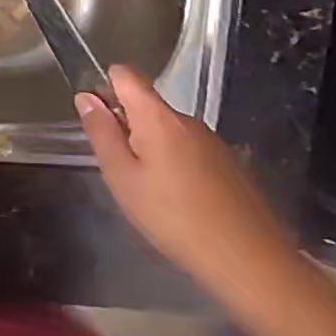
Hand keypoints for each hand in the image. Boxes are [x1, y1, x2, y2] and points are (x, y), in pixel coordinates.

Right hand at [76, 65, 296, 291]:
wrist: (248, 259)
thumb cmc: (172, 216)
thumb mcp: (122, 177)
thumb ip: (102, 133)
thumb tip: (86, 97)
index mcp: (158, 118)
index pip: (127, 75)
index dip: (105, 84)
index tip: (94, 115)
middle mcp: (188, 120)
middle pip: (147, 105)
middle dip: (125, 124)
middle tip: (115, 166)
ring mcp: (213, 141)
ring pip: (167, 130)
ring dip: (148, 146)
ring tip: (143, 188)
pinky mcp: (228, 164)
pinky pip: (188, 149)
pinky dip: (172, 163)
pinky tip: (173, 199)